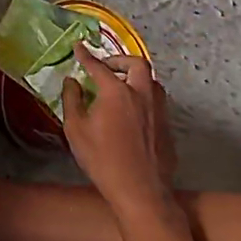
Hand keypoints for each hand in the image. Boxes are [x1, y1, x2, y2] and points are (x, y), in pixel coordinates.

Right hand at [60, 43, 177, 215]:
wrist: (141, 193)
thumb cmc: (102, 159)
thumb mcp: (75, 128)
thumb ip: (72, 100)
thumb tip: (73, 82)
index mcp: (117, 93)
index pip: (99, 66)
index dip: (86, 55)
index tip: (79, 47)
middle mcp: (142, 96)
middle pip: (138, 64)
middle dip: (120, 60)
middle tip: (105, 66)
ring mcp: (159, 113)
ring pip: (153, 83)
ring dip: (136, 78)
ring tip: (121, 86)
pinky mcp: (168, 129)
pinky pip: (157, 103)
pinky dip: (143, 97)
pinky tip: (132, 112)